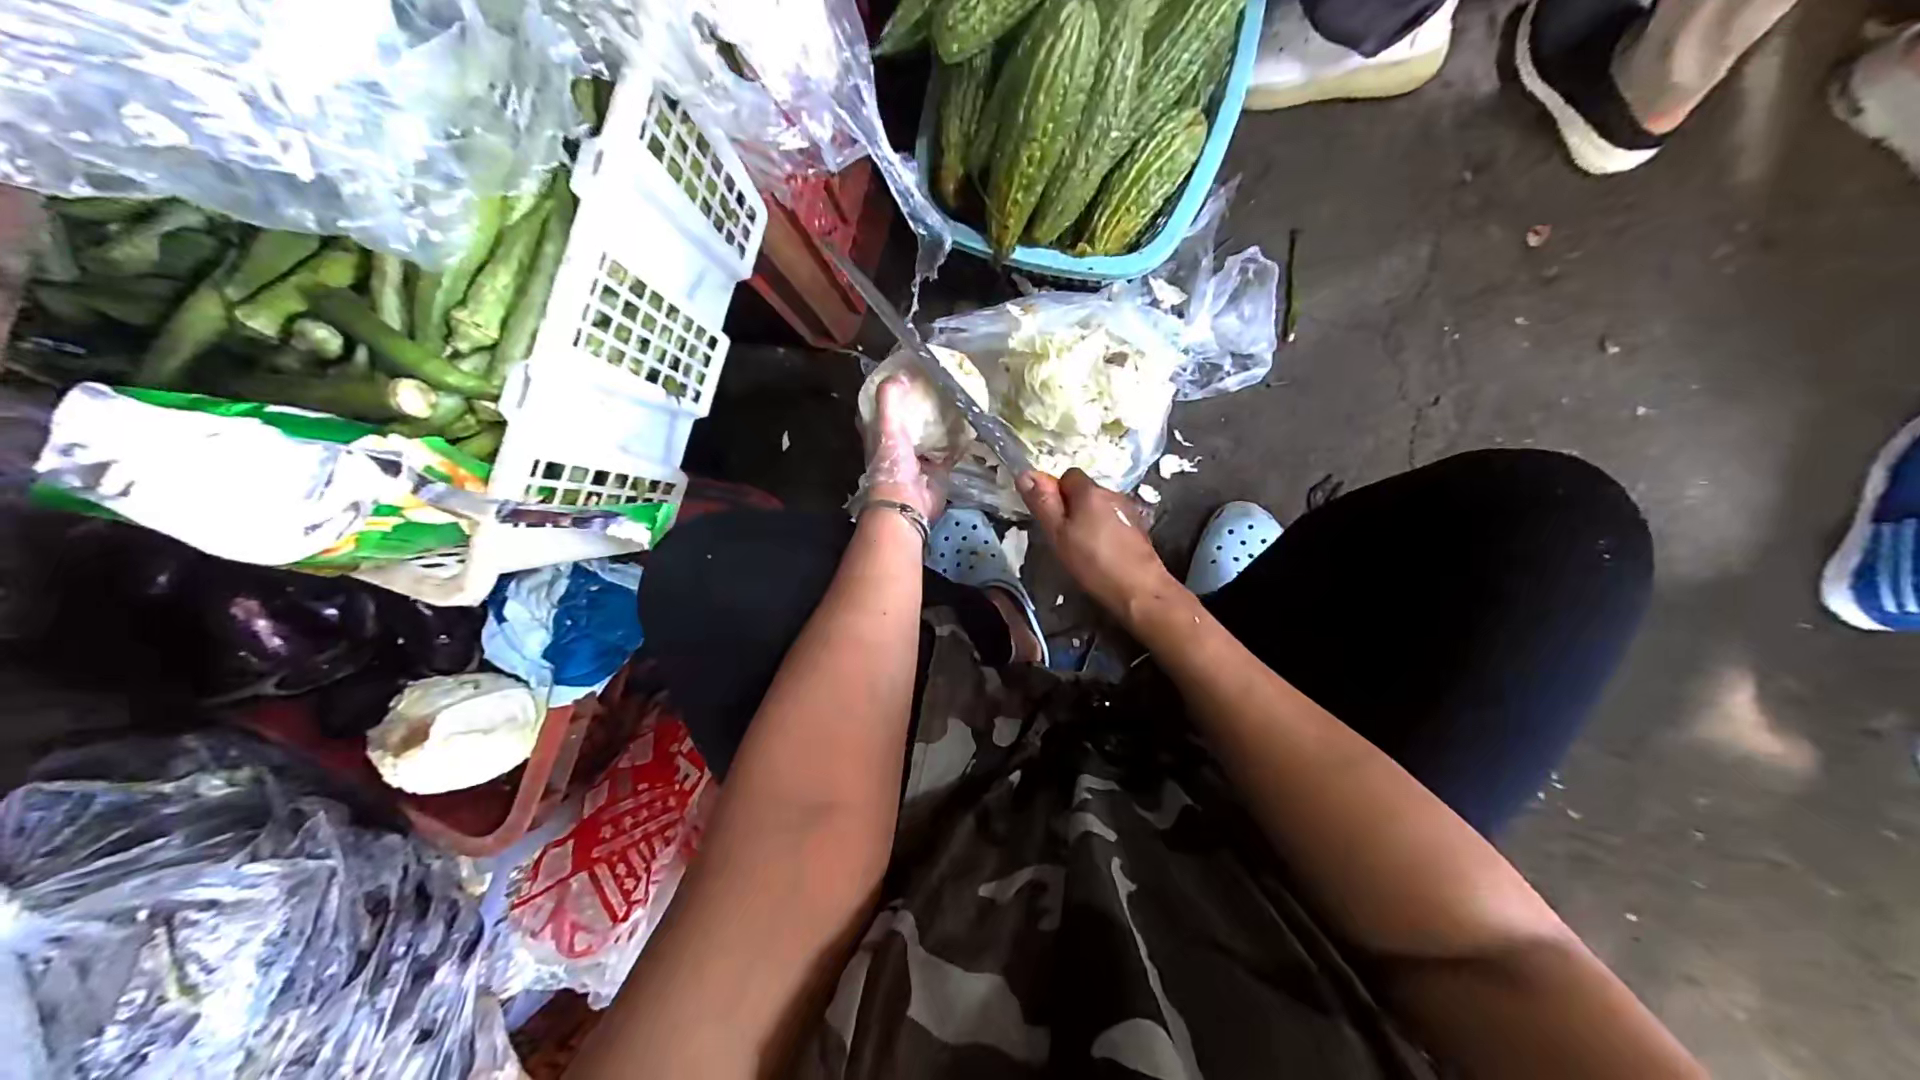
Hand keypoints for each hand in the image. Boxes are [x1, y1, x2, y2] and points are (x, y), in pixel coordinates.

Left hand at [862, 375, 947, 520]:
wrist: (907, 502)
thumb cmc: (891, 464)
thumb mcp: (886, 426)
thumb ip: (889, 399)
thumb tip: (901, 374)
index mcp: (880, 435)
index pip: (880, 410)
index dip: (888, 394)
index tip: (902, 375)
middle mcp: (899, 446)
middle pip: (909, 421)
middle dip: (920, 405)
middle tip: (935, 383)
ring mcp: (920, 458)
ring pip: (931, 434)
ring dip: (941, 421)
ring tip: (954, 397)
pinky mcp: (939, 469)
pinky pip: (951, 451)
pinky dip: (960, 440)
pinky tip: (970, 424)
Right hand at [1019, 468, 1180, 625]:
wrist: (1140, 590)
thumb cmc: (1093, 562)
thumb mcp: (1058, 534)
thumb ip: (1042, 503)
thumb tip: (1025, 473)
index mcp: (1090, 491)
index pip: (1068, 476)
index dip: (1055, 493)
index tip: (1051, 518)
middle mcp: (1112, 493)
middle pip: (1085, 491)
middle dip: (1072, 507)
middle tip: (1063, 536)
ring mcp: (1129, 511)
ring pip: (1100, 507)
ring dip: (1089, 520)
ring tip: (1082, 548)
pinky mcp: (1139, 529)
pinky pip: (1113, 521)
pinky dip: (1104, 531)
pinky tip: (1102, 554)